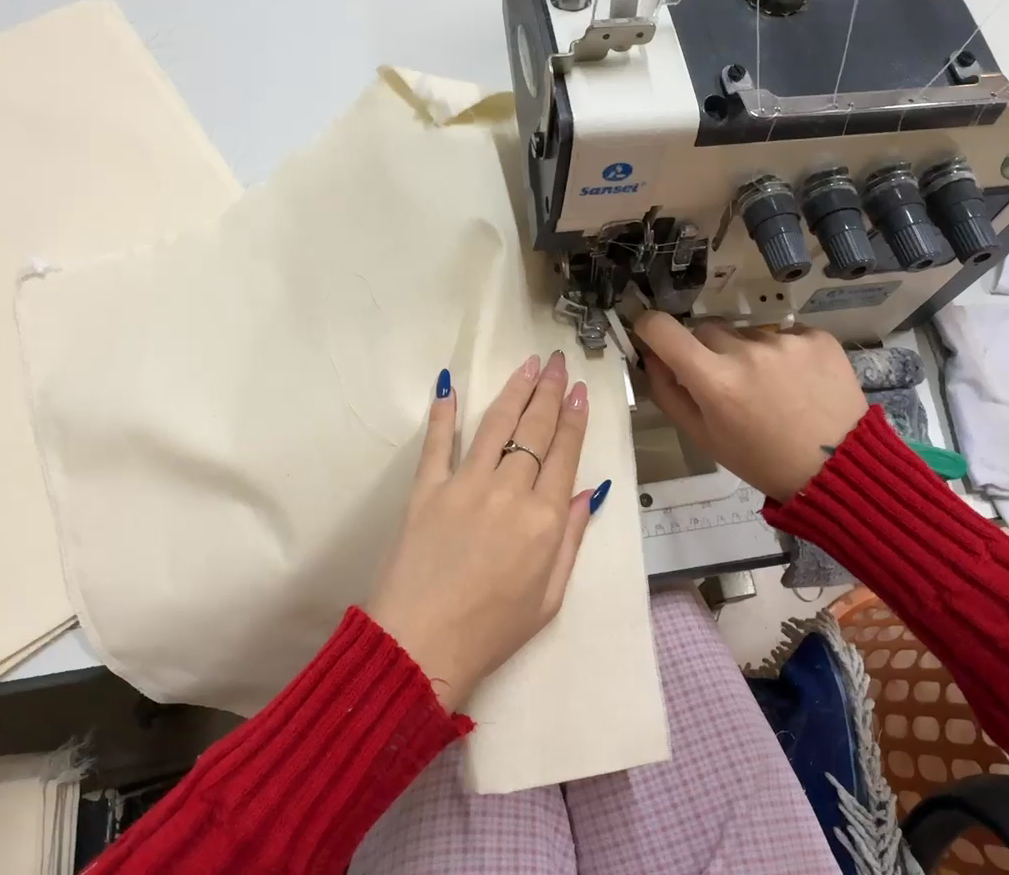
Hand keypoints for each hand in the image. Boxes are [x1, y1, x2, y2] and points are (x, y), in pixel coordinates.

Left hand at [367, 351, 605, 712]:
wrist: (420, 646)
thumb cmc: (492, 632)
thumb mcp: (549, 598)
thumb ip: (570, 540)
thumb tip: (588, 493)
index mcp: (544, 519)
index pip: (565, 453)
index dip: (575, 418)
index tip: (580, 390)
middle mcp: (509, 491)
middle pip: (534, 429)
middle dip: (550, 391)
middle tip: (558, 362)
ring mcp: (464, 485)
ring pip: (495, 425)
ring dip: (514, 390)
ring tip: (528, 365)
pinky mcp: (426, 489)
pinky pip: (437, 442)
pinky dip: (443, 412)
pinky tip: (449, 386)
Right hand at [633, 312, 867, 502]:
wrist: (837, 467)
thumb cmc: (761, 459)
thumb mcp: (703, 436)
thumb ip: (668, 393)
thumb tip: (650, 355)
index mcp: (714, 380)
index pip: (662, 328)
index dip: (649, 326)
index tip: (651, 334)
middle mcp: (747, 351)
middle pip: (706, 329)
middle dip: (705, 350)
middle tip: (724, 381)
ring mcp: (785, 340)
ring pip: (746, 333)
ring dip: (747, 352)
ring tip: (771, 388)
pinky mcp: (817, 337)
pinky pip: (784, 334)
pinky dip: (783, 352)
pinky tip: (797, 382)